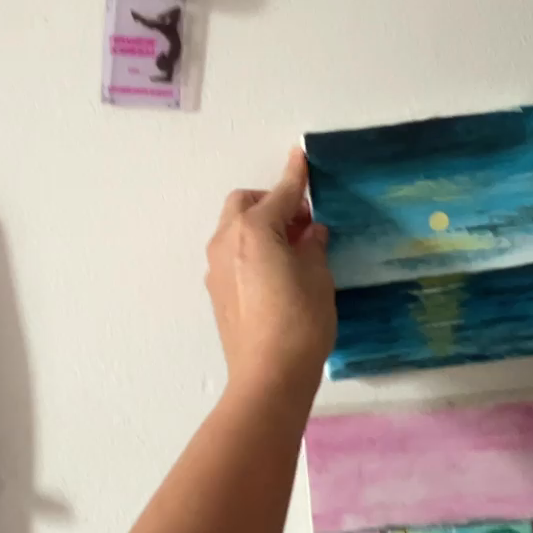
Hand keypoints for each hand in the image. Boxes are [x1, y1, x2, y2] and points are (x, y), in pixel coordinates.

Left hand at [205, 150, 337, 399]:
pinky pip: (232, 252)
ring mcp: (215, 266)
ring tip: (292, 248)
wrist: (268, 377)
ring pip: (235, 227)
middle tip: (302, 222)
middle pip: (245, 203)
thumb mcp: (318, 277)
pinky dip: (251, 248)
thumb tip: (310, 232)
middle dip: (272, 203)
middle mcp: (227, 241)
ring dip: (260, 226)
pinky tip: (276, 272)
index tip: (300, 156)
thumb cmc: (301, 322)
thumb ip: (313, 246)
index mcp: (254, 230)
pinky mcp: (214, 290)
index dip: (295, 176)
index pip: (281, 194)